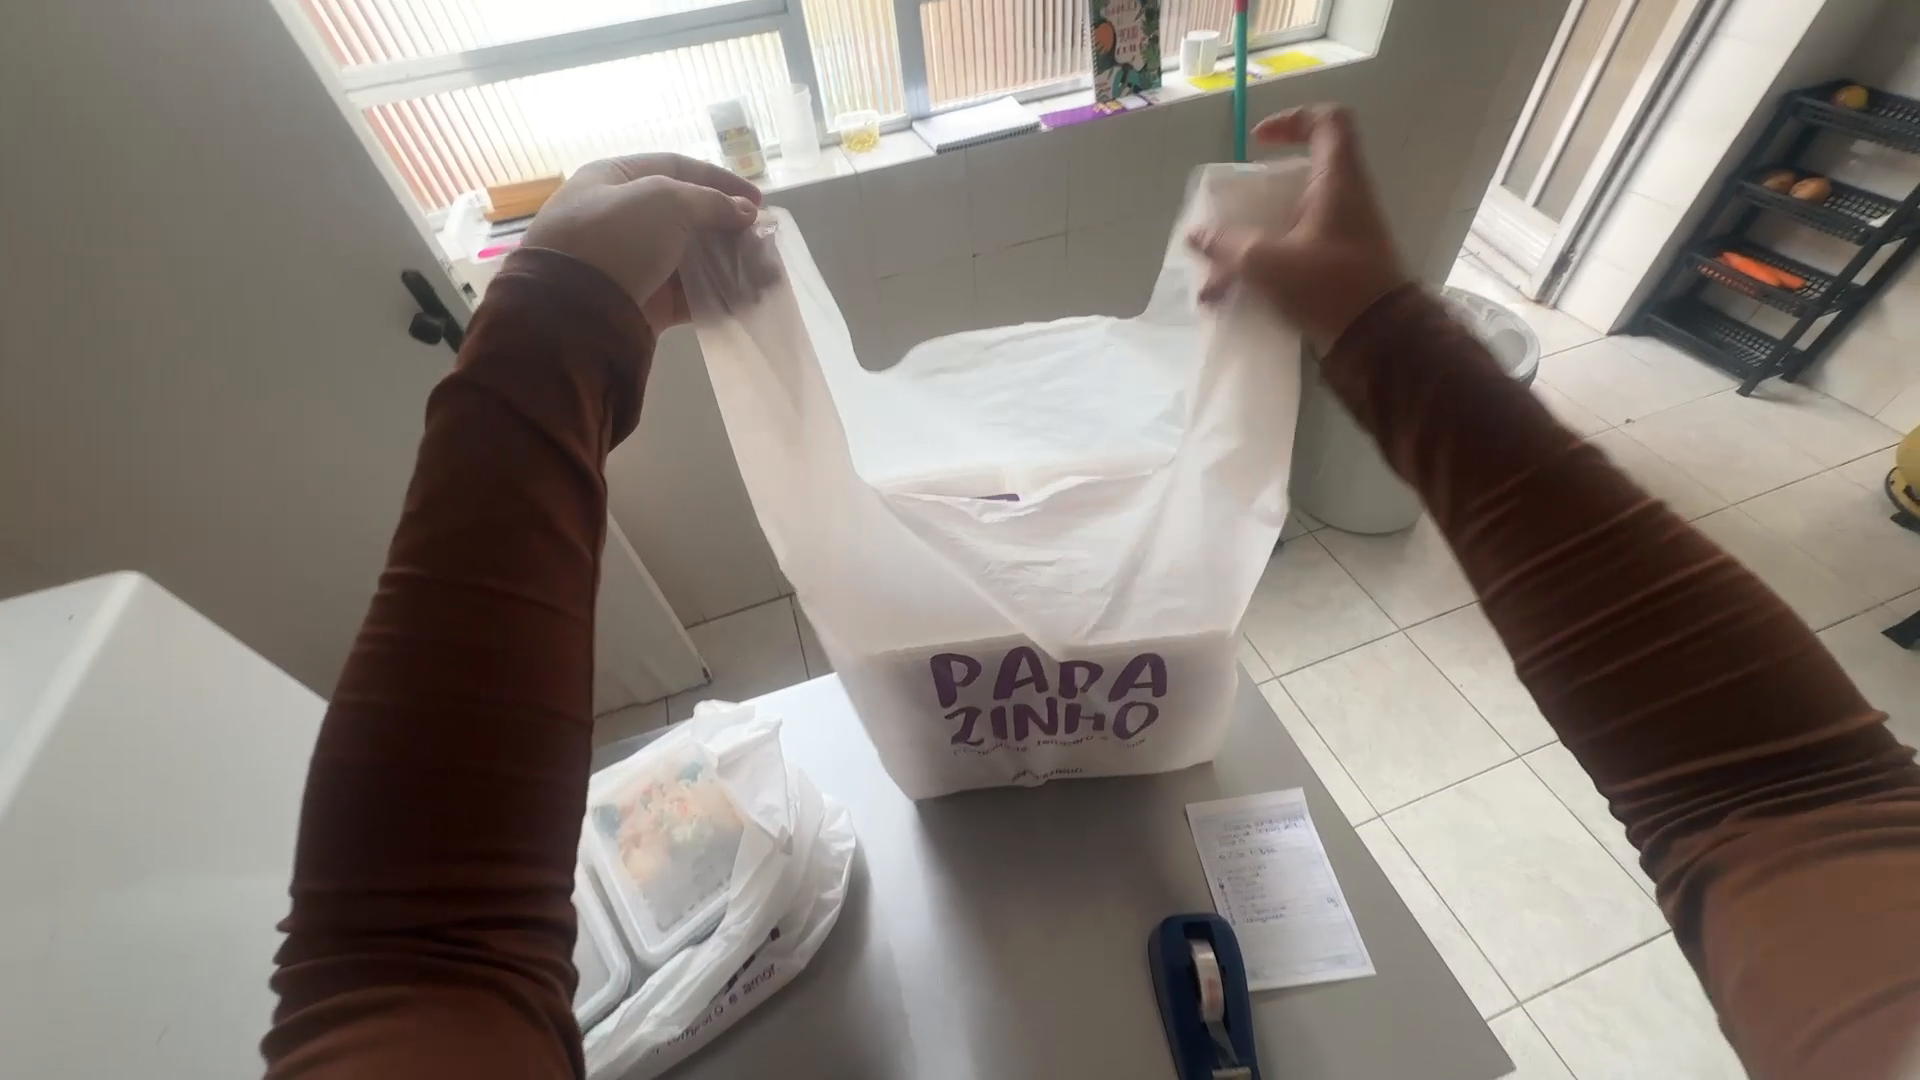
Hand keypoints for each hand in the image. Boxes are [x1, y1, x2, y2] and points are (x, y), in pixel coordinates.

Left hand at [522, 154, 762, 332]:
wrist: (574, 306)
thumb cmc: (615, 237)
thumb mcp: (665, 201)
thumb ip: (711, 203)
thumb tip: (745, 213)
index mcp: (617, 179)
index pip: (678, 169)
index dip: (721, 181)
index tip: (758, 201)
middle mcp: (624, 218)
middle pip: (689, 217)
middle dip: (729, 229)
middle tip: (761, 242)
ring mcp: (635, 262)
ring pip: (692, 259)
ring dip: (729, 266)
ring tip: (763, 276)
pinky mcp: (645, 302)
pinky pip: (689, 296)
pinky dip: (718, 297)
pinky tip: (745, 301)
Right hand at [1187, 105, 1407, 352]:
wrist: (1376, 337)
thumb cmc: (1328, 285)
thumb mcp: (1266, 262)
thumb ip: (1226, 246)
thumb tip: (1195, 235)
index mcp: (1337, 182)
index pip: (1327, 122)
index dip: (1291, 121)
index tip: (1257, 143)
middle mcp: (1342, 202)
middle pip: (1295, 182)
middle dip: (1252, 203)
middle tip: (1225, 219)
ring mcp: (1339, 237)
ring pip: (1286, 226)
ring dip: (1247, 248)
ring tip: (1212, 282)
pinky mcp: (1334, 269)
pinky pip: (1290, 256)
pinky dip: (1259, 271)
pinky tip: (1229, 300)